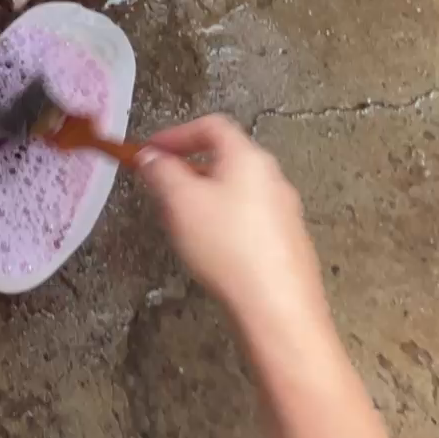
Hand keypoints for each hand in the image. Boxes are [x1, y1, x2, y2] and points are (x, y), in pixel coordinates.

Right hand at [136, 117, 393, 437]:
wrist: (278, 311)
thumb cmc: (226, 246)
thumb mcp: (178, 200)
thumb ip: (159, 170)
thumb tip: (149, 156)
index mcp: (248, 158)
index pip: (211, 126)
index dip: (175, 133)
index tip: (151, 151)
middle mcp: (272, 178)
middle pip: (224, 157)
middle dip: (187, 167)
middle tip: (161, 185)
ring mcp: (285, 212)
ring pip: (235, 189)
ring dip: (204, 194)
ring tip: (181, 219)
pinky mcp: (289, 243)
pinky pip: (249, 217)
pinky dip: (224, 220)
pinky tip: (211, 248)